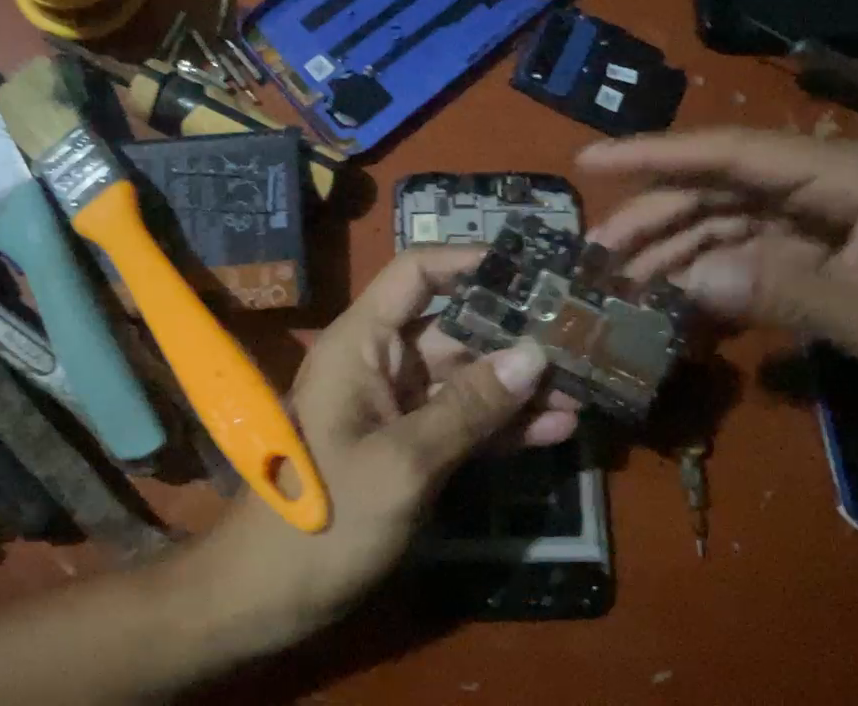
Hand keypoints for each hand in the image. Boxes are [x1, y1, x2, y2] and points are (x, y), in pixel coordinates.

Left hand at [176, 247, 578, 649]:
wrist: (271, 595)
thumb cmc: (326, 517)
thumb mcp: (404, 461)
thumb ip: (470, 408)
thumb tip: (535, 354)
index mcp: (361, 344)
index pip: (415, 275)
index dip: (468, 262)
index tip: (533, 269)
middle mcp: (380, 363)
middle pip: (453, 327)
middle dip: (514, 333)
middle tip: (584, 337)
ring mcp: (396, 408)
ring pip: (466, 379)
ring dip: (519, 385)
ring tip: (586, 386)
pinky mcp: (410, 449)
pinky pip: (463, 423)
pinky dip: (504, 426)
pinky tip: (558, 429)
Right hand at [577, 128, 857, 404]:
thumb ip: (788, 293)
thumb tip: (691, 279)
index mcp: (846, 174)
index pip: (733, 153)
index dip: (656, 154)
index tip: (590, 160)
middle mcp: (821, 184)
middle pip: (714, 186)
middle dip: (651, 215)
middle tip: (594, 252)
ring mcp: (813, 218)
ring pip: (719, 219)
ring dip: (667, 246)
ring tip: (617, 280)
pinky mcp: (810, 251)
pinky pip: (738, 251)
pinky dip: (699, 271)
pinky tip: (664, 295)